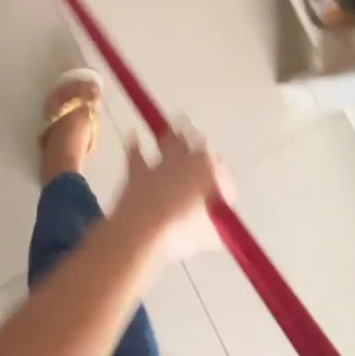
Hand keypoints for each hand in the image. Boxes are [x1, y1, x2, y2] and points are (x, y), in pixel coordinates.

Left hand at [113, 130, 228, 248]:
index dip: (222, 178)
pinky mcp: (137, 171)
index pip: (220, 169)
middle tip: (201, 137)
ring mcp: (160, 165)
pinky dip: (134, 144)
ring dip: (174, 133)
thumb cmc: (181, 232)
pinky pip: (136, 153)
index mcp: (209, 174)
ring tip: (177, 120)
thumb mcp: (207, 235)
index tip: (222, 190)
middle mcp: (187, 163)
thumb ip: (213, 226)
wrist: (141, 229)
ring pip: (170, 143)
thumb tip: (214, 228)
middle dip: (200, 143)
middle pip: (197, 147)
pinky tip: (132, 135)